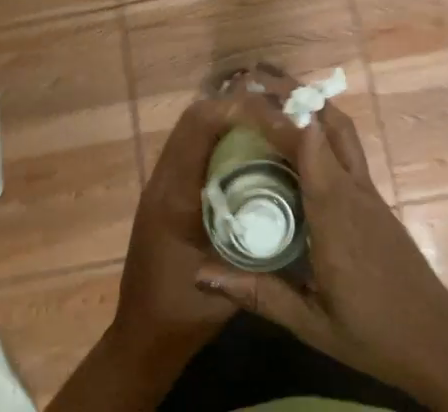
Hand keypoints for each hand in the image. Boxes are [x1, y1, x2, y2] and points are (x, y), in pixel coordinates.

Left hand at [111, 93, 300, 355]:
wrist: (143, 339)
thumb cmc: (184, 314)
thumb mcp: (230, 280)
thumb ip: (261, 242)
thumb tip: (304, 202)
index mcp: (174, 196)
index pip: (199, 126)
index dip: (240, 110)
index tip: (281, 118)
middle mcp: (163, 180)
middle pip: (197, 118)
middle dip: (241, 108)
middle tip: (284, 118)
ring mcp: (162, 185)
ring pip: (195, 131)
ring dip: (233, 122)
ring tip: (275, 128)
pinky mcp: (169, 193)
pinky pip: (197, 150)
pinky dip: (225, 142)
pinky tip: (256, 156)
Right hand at [194, 100, 447, 410]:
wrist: (436, 339)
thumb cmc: (372, 334)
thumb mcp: (310, 323)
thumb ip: (258, 294)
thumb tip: (200, 273)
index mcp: (336, 218)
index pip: (310, 150)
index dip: (281, 118)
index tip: (248, 97)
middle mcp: (354, 194)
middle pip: (331, 126)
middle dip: (296, 97)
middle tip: (258, 79)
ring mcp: (369, 194)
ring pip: (344, 134)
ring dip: (313, 107)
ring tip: (277, 94)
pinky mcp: (374, 201)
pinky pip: (347, 152)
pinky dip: (323, 131)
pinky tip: (300, 140)